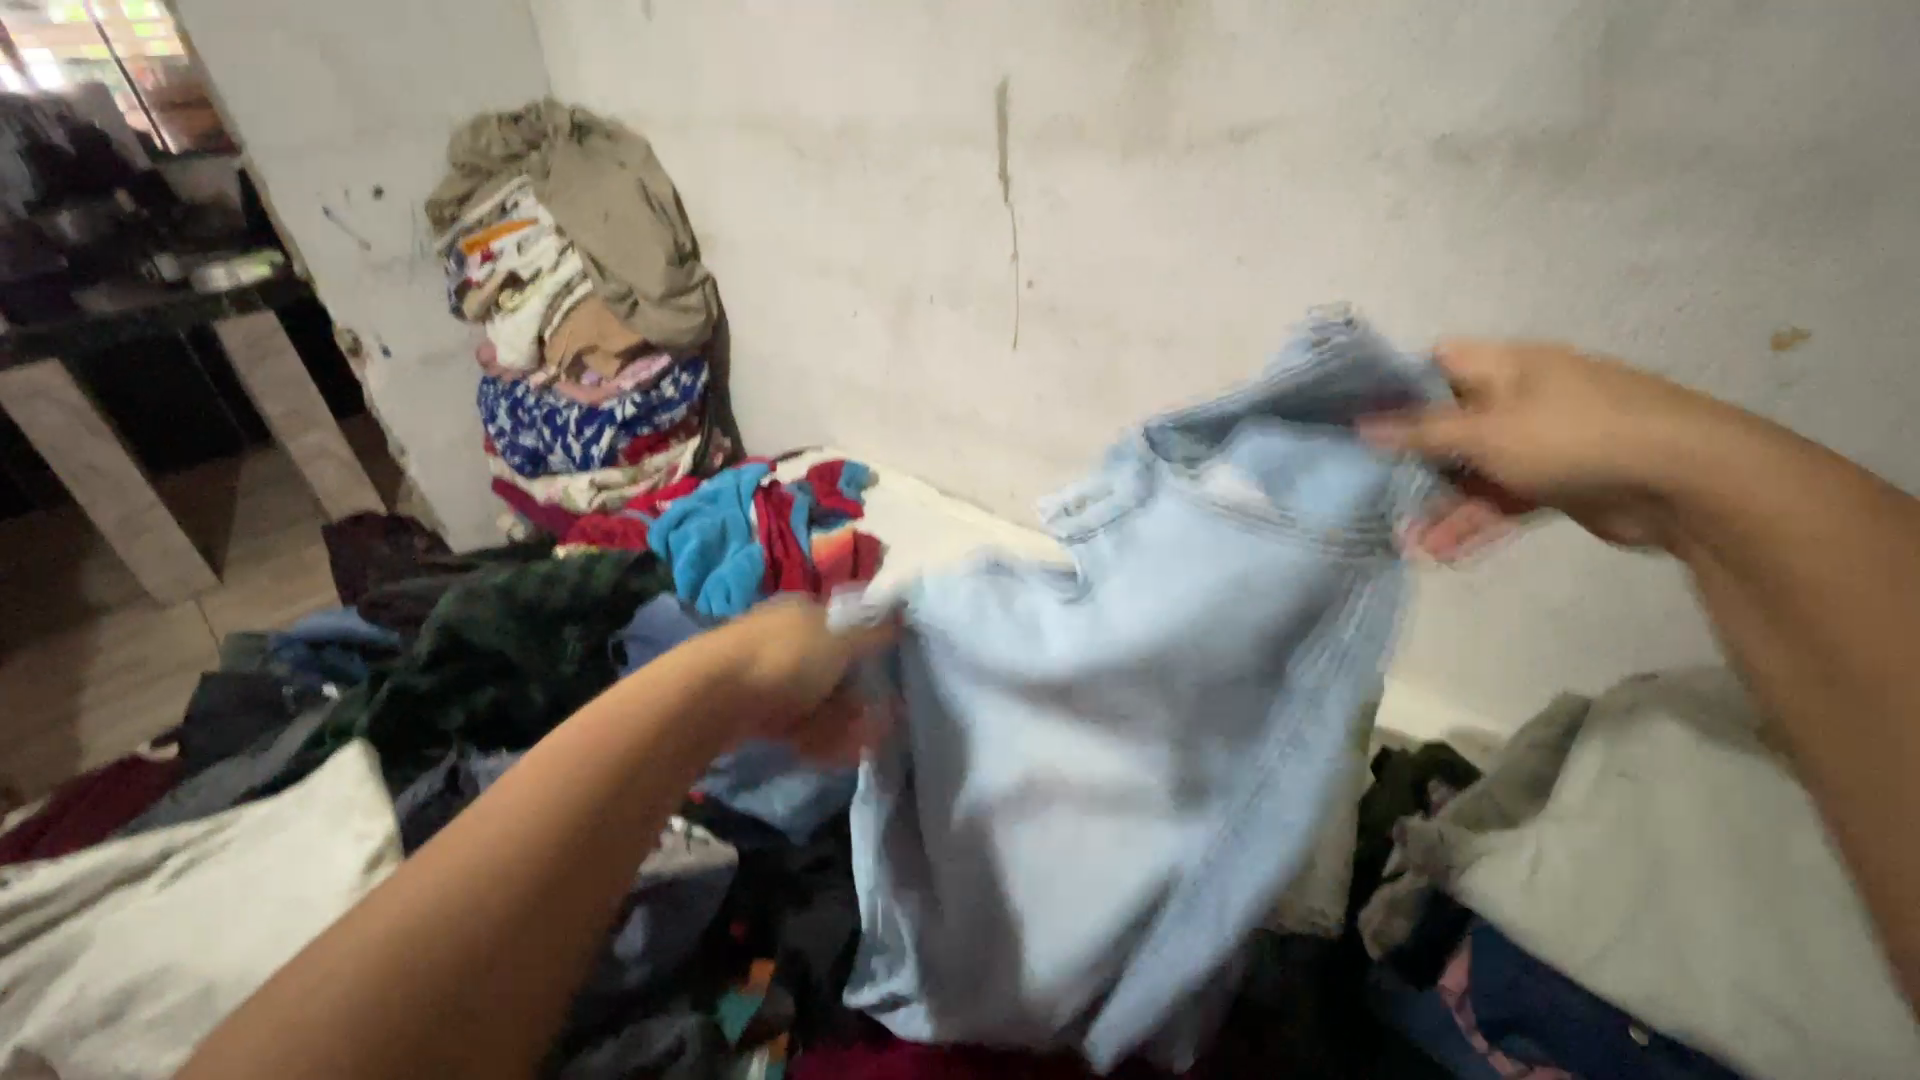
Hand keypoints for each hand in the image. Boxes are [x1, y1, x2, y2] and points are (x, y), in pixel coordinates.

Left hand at [711, 596, 898, 764]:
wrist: (709, 698)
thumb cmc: (783, 660)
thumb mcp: (840, 639)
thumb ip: (874, 631)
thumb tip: (900, 615)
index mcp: (805, 611)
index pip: (849, 626)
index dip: (872, 654)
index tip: (888, 682)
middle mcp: (787, 638)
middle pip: (836, 670)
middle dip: (857, 700)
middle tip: (874, 725)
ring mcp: (768, 675)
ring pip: (817, 700)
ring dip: (840, 724)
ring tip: (852, 746)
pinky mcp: (753, 710)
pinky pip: (794, 722)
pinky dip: (813, 736)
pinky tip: (824, 751)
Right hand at [1359, 340, 1738, 558]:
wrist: (1685, 481)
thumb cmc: (1573, 436)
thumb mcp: (1485, 431)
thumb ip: (1420, 432)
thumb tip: (1362, 425)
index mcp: (1507, 367)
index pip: (1437, 363)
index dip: (1396, 386)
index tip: (1358, 419)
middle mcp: (1521, 399)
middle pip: (1449, 426)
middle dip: (1412, 464)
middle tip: (1374, 492)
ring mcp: (1542, 442)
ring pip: (1475, 471)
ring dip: (1443, 506)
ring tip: (1411, 544)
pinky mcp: (1559, 483)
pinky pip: (1504, 499)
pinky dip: (1478, 522)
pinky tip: (1447, 552)